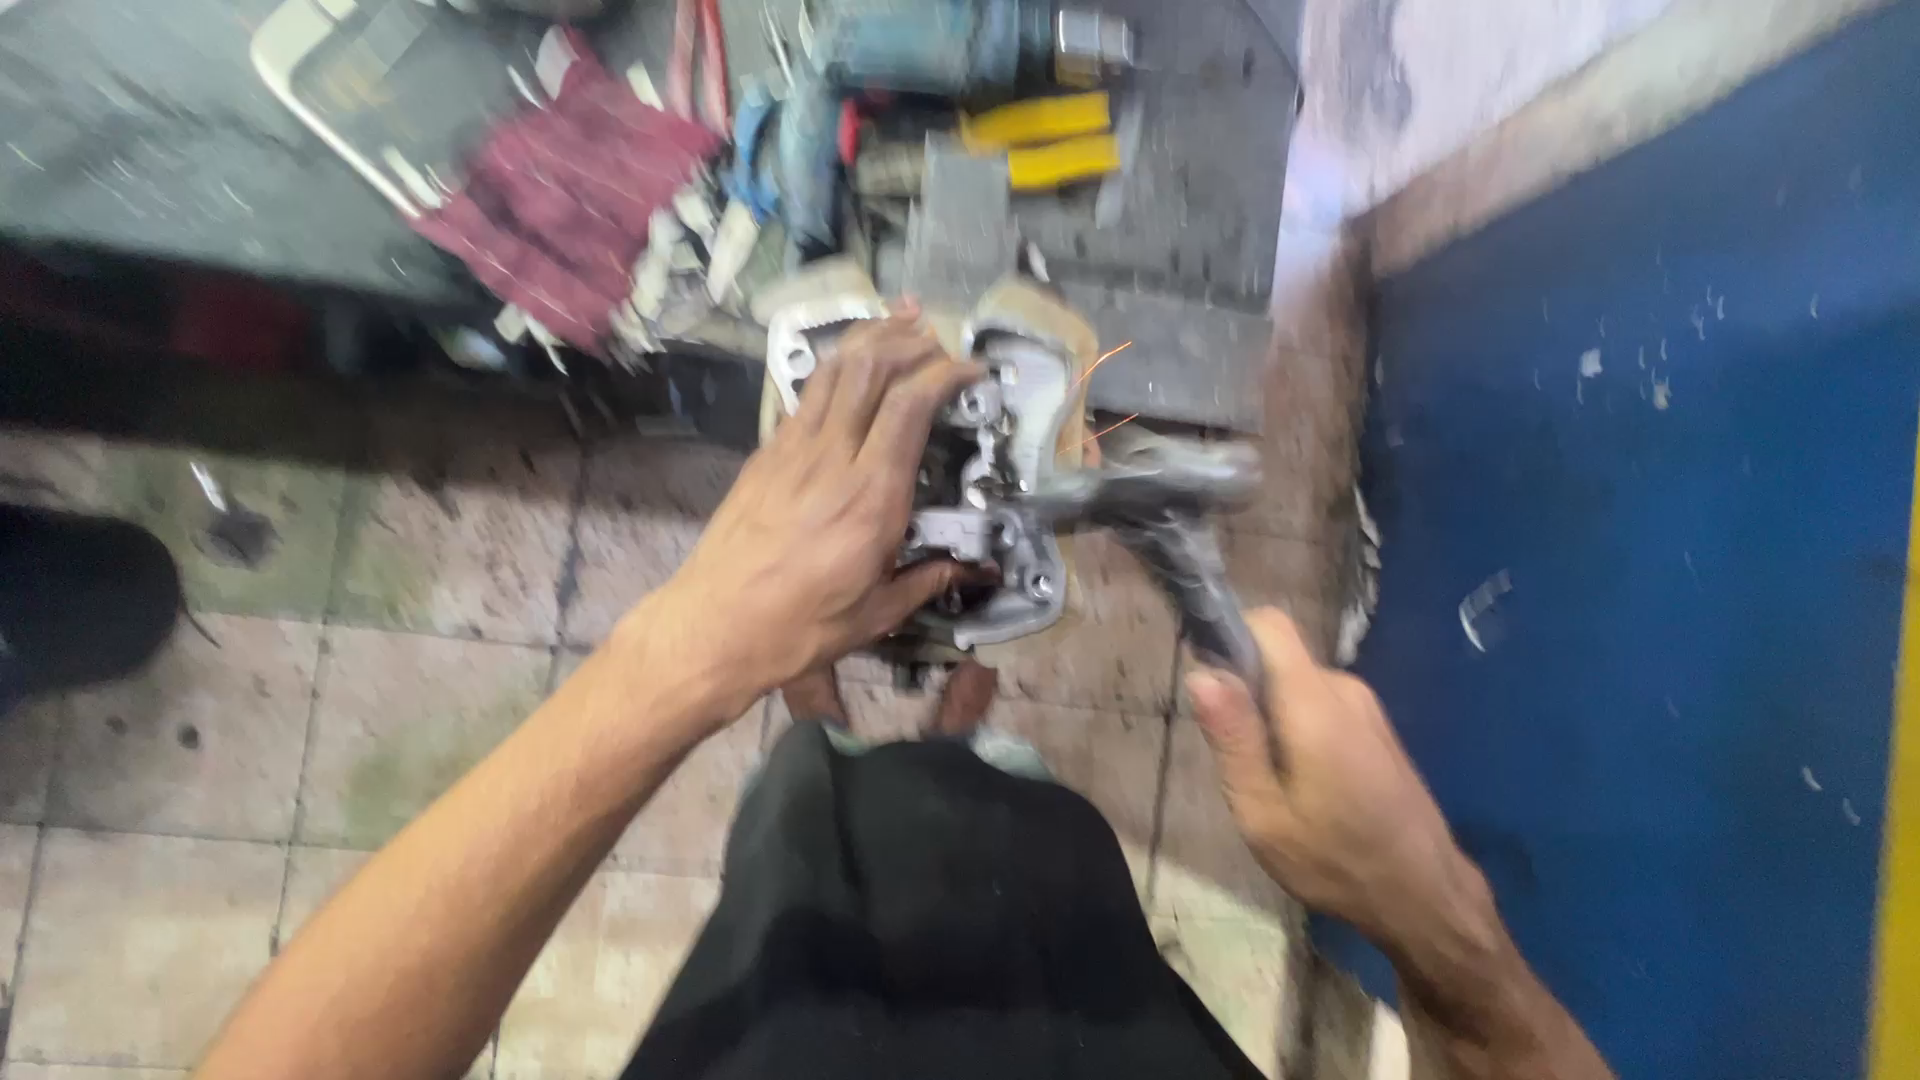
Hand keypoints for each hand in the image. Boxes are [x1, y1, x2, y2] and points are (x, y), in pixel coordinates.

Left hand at [632, 308, 983, 720]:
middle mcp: (833, 459)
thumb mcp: (878, 613)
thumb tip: (972, 569)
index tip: (972, 371)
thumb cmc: (801, 627)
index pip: (911, 406)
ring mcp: (792, 450)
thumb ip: (929, 580)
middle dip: (912, 341)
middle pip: (871, 369)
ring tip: (902, 322)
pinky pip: (807, 394)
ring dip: (872, 338)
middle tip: (940, 340)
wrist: (714, 626)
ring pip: (834, 369)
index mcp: (872, 498)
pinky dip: (837, 367)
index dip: (946, 373)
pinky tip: (852, 367)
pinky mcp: (766, 454)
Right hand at [1185, 609, 1480, 950]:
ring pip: (1291, 684)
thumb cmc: (1336, 862)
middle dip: (1244, 695)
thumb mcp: (1263, 813)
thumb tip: (1201, 674)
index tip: (1210, 687)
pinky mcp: (1374, 725)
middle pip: (1275, 659)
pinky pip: (1315, 703)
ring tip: (1272, 781)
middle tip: (1240, 761)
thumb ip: (1233, 739)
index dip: (1229, 638)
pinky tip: (1303, 784)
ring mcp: (1364, 706)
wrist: (1428, 902)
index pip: (1268, 624)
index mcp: (1315, 703)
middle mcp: (1343, 689)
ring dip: (1268, 718)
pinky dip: (1294, 728)